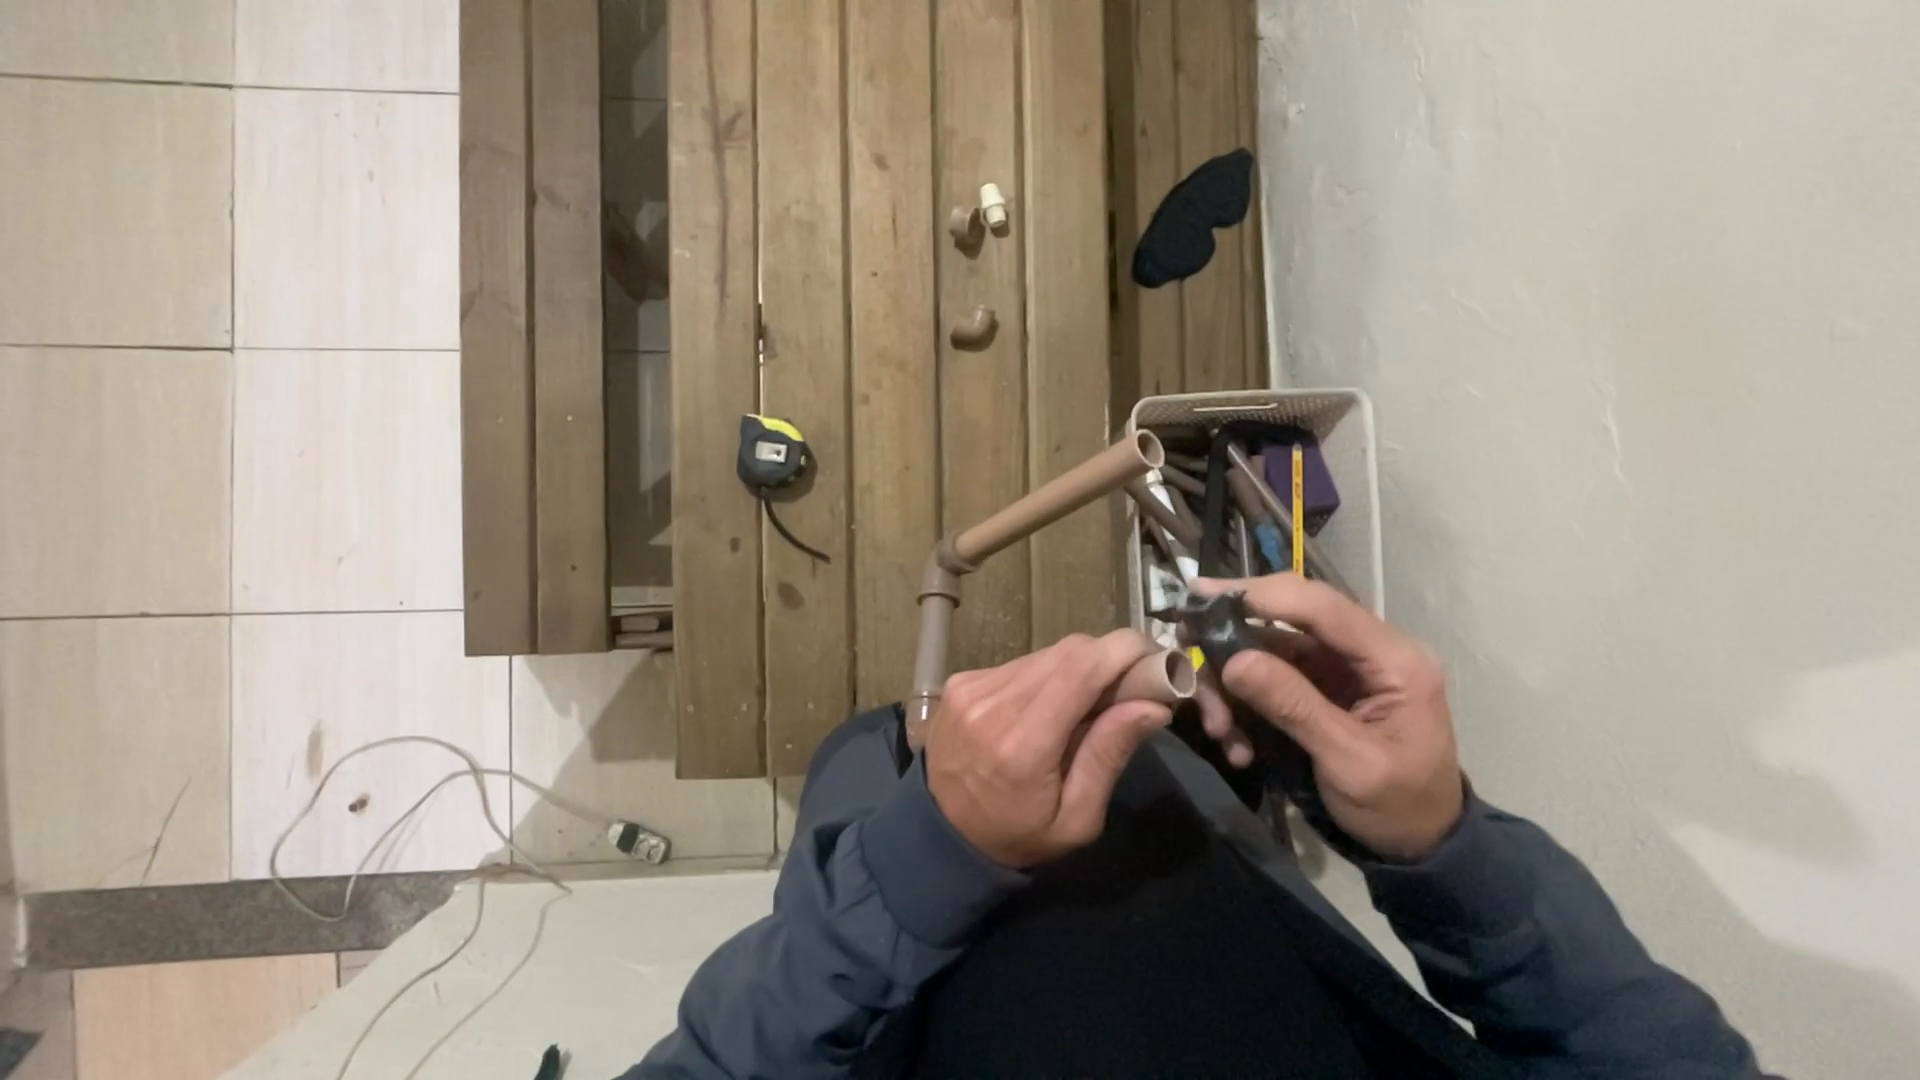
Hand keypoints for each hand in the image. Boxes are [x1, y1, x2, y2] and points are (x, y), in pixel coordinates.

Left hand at [927, 630, 1174, 867]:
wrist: (940, 837)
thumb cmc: (1016, 836)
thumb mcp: (1076, 819)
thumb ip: (1108, 756)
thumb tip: (1153, 704)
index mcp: (1022, 744)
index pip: (1081, 668)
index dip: (1125, 651)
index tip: (1158, 658)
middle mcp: (992, 704)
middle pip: (1068, 651)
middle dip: (1110, 658)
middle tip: (1134, 685)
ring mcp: (971, 688)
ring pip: (1045, 653)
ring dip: (1078, 667)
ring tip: (1090, 701)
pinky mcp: (960, 682)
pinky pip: (1020, 663)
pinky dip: (1046, 675)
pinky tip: (1048, 705)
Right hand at [1193, 576, 1465, 861]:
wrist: (1420, 844)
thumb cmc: (1398, 806)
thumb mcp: (1349, 762)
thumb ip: (1294, 707)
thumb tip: (1233, 661)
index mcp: (1393, 659)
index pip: (1321, 607)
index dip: (1262, 596)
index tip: (1203, 596)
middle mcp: (1367, 649)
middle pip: (1289, 616)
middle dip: (1233, 631)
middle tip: (1184, 636)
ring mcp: (1340, 666)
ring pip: (1269, 648)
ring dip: (1231, 681)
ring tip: (1217, 728)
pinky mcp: (1320, 684)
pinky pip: (1268, 676)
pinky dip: (1242, 703)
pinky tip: (1236, 744)